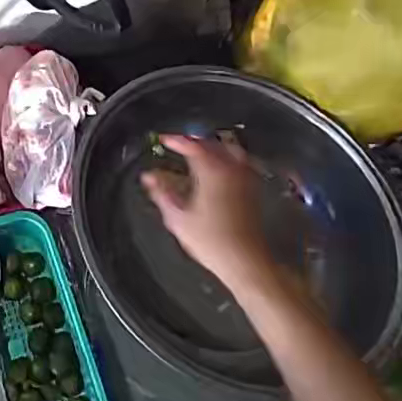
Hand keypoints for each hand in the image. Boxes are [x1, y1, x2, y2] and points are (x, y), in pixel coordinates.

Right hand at [141, 134, 276, 292]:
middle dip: (194, 141)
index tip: (164, 139)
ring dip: (213, 146)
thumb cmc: (210, 241)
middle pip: (212, 144)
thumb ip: (162, 193)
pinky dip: (229, 157)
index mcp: (211, 171)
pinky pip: (241, 162)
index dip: (176, 140)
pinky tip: (222, 166)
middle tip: (179, 144)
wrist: (245, 262)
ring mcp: (245, 178)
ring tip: (200, 151)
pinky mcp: (253, 189)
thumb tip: (148, 177)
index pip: (192, 145)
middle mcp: (230, 169)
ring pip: (230, 150)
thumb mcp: (178, 218)